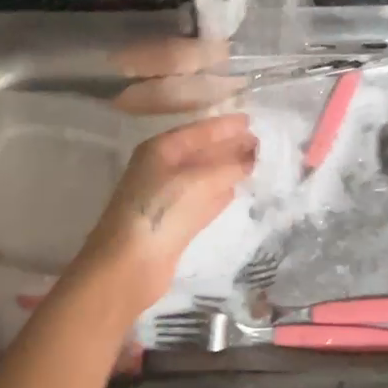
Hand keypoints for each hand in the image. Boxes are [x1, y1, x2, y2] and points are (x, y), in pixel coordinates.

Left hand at [71, 113, 257, 314]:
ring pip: (203, 176)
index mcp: (160, 150)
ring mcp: (166, 197)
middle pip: (200, 152)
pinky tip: (235, 190)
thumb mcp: (197, 182)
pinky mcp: (173, 223)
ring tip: (255, 162)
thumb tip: (254, 156)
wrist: (127, 266)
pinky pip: (202, 200)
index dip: (225, 126)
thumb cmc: (159, 212)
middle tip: (260, 142)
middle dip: (229, 147)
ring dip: (227, 170)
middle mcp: (161, 169)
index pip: (198, 131)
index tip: (251, 121)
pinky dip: (218, 194)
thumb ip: (229, 167)